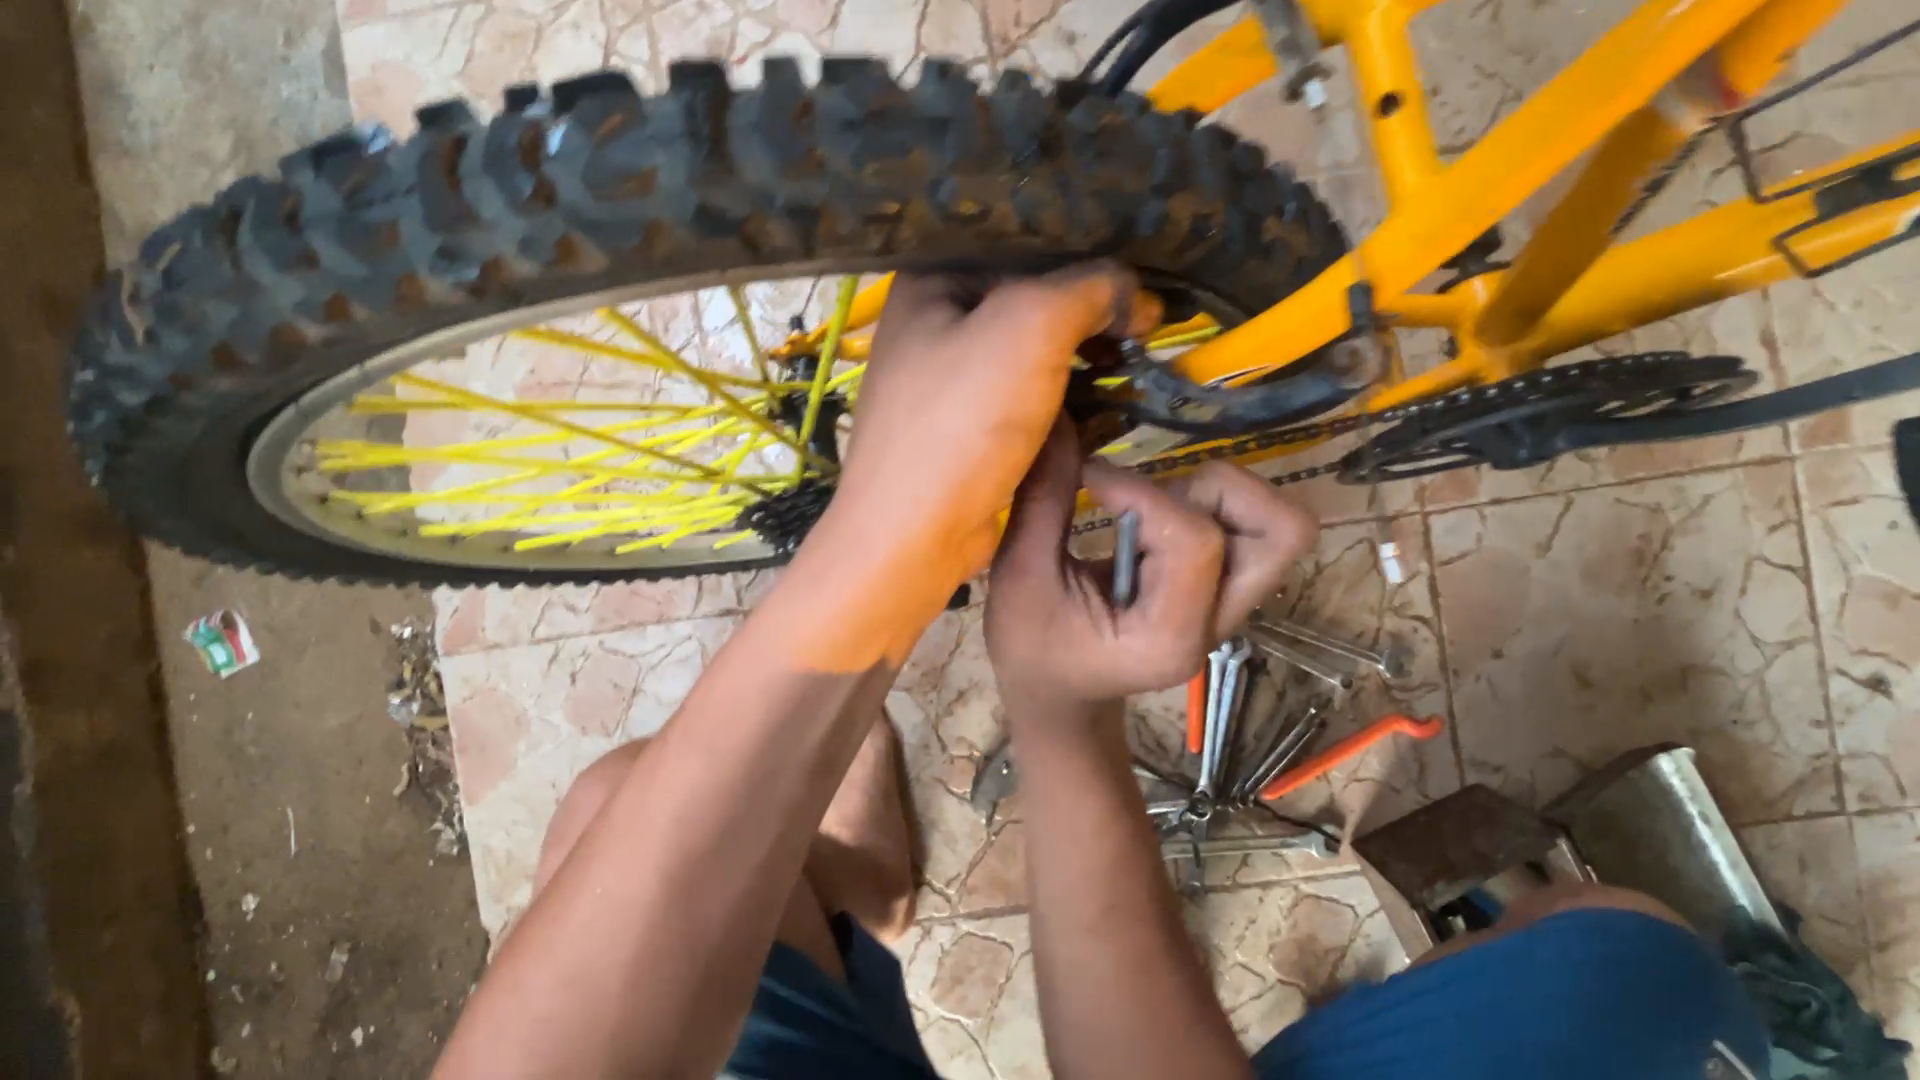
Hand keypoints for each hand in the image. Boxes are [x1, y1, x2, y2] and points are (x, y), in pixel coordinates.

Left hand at [828, 263, 1155, 577]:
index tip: (1146, 292)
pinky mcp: (967, 428)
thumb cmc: (963, 421)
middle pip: (1031, 300)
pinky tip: (1102, 402)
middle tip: (1147, 331)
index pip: (1027, 247)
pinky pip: (1026, 396)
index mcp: (932, 279)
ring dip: (1084, 359)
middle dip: (1092, 315)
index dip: (1092, 262)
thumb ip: (1089, 288)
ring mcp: (948, 380)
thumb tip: (1136, 292)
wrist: (914, 534)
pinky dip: (1064, 396)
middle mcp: (934, 322)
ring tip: (1132, 367)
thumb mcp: (1030, 327)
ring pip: (1032, 353)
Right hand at [984, 422, 1317, 708]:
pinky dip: (1214, 505)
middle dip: (1216, 490)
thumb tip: (1059, 420)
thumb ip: (1044, 500)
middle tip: (1152, 499)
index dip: (1142, 493)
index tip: (1090, 480)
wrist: (1059, 698)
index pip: (1195, 541)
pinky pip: (1253, 530)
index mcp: (1169, 637)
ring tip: (1155, 509)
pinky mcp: (1224, 590)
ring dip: (1221, 496)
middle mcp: (1217, 623)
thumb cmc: (1031, 650)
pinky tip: (1156, 519)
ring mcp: (1229, 608)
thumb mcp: (1020, 578)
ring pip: (1281, 528)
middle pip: (1280, 533)